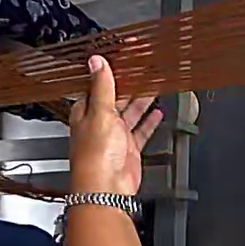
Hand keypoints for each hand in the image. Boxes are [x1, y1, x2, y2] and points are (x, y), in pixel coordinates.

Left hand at [68, 54, 161, 196]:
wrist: (106, 188)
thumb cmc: (95, 156)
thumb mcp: (100, 113)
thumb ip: (102, 87)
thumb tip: (97, 62)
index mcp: (86, 111)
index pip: (97, 85)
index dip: (109, 71)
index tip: (123, 57)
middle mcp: (100, 123)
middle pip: (116, 98)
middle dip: (129, 84)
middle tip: (143, 69)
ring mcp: (115, 137)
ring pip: (131, 113)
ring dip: (142, 100)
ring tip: (154, 85)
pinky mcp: (129, 149)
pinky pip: (141, 132)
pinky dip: (149, 122)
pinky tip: (157, 113)